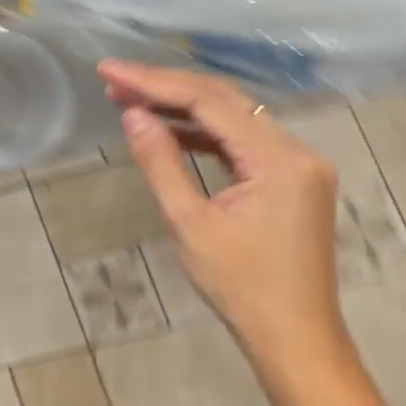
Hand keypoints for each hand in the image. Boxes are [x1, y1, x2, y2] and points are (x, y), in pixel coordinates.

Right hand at [99, 59, 345, 362]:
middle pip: (225, 100)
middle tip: (112, 79)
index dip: (154, 82)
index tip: (108, 70)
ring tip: (127, 98)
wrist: (294, 334)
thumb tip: (133, 114)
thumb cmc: (240, 282)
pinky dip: (200, 129)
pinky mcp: (289, 179)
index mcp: (279, 160)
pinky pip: (240, 139)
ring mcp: (297, 165)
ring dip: (180, 104)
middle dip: (165, 85)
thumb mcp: (189, 221)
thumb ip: (160, 161)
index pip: (209, 102)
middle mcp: (297, 152)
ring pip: (233, 115)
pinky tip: (164, 128)